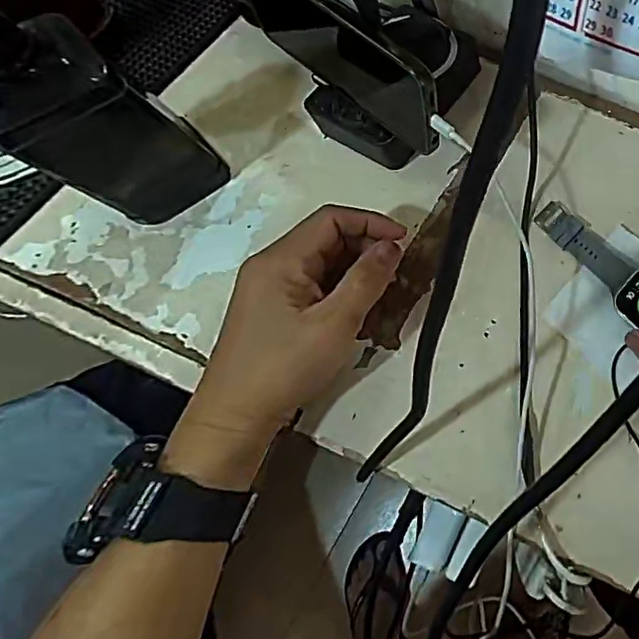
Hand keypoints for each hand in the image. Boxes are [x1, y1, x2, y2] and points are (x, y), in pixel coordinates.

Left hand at [166, 206, 405, 488]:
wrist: (235, 419)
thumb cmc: (281, 369)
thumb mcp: (336, 322)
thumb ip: (367, 279)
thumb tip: (391, 246)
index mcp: (280, 261)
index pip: (332, 219)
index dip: (372, 223)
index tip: (403, 240)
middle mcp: (272, 267)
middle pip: (329, 237)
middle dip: (368, 246)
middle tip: (398, 269)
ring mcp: (272, 288)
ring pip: (326, 261)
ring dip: (359, 269)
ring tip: (387, 290)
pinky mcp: (277, 308)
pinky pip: (318, 282)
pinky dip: (345, 287)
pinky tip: (363, 308)